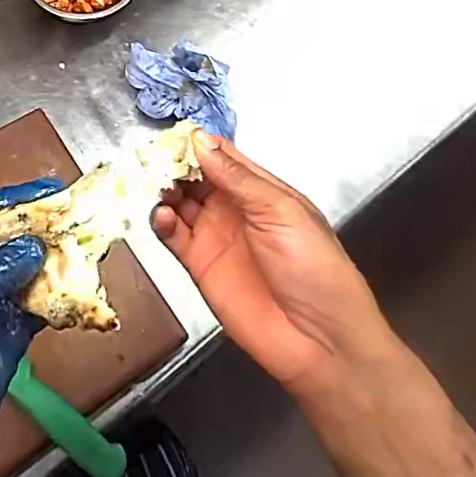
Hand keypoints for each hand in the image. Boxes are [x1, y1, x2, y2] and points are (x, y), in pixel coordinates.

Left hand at [0, 180, 56, 476]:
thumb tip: (34, 244)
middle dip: (49, 228)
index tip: (54, 191)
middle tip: (85, 219)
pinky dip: (65, 298)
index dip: (20, 199)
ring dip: (63, 261)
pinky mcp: (13, 333)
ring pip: (36, 270)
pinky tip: (84, 290)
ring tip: (93, 248)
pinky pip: (45, 306)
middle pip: (18, 239)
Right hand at [152, 134, 390, 394]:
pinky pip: (172, 235)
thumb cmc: (317, 269)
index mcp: (259, 189)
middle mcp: (234, 208)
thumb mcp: (280, 211)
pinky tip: (162, 216)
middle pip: (194, 175)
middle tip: (156, 158)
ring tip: (158, 186)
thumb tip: (201, 142)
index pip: (221, 155)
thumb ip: (236, 178)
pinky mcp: (199, 264)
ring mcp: (215, 236)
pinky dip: (161, 222)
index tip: (175, 135)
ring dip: (165, 189)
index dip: (198, 143)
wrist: (320, 341)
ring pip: (179, 201)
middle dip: (174, 164)